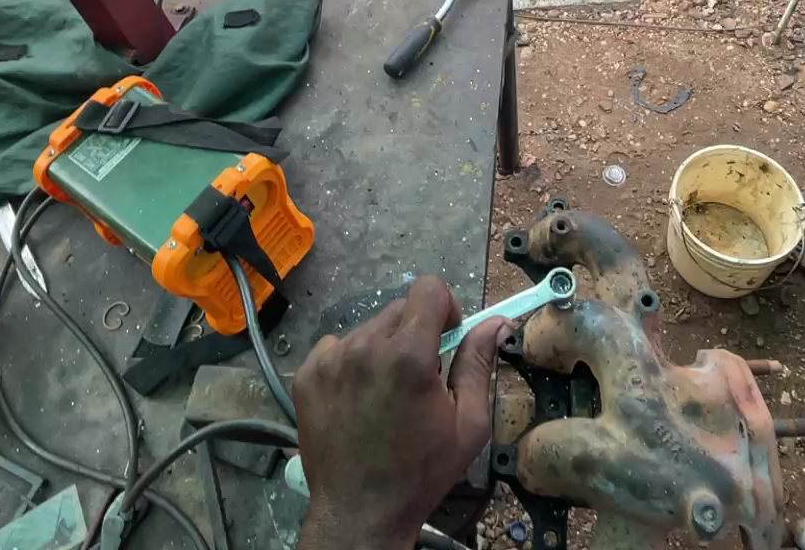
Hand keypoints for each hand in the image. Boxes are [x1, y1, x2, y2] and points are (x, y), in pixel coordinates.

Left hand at [294, 276, 506, 549]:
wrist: (359, 516)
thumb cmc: (421, 472)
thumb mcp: (468, 423)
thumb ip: (479, 362)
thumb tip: (497, 321)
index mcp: (408, 355)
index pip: (428, 288)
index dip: (444, 307)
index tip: (445, 335)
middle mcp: (366, 346)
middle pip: (400, 308)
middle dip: (416, 332)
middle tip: (418, 376)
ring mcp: (331, 359)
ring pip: (369, 328)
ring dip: (384, 348)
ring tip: (385, 392)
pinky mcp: (308, 373)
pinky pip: (337, 346)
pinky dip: (351, 362)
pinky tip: (358, 397)